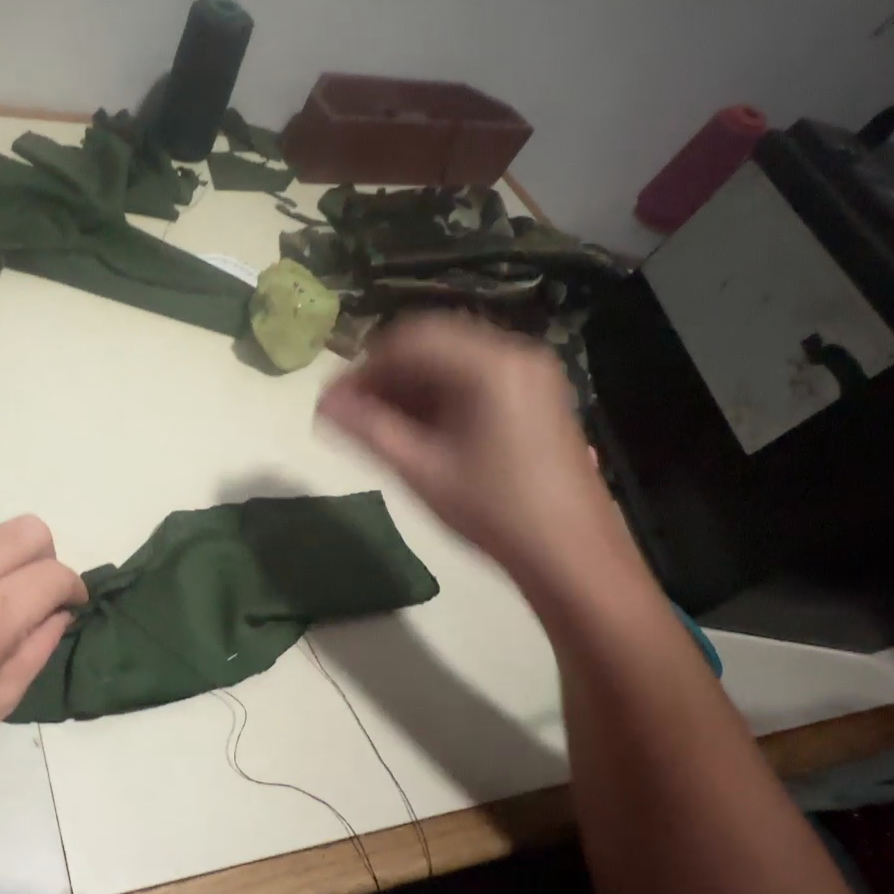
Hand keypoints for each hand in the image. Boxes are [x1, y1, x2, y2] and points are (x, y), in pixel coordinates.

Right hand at [317, 312, 636, 583]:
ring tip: (378, 429)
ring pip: (449, 362)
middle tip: (351, 417)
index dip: (362, 368)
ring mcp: (529, 375)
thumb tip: (321, 404)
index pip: (408, 340)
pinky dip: (437, 397)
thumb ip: (366, 430)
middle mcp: (514, 355)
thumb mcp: (421, 470)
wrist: (572, 553)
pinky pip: (472, 379)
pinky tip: (417, 433)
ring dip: (408, 388)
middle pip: (430, 344)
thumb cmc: (493, 511)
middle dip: (384, 377)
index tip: (332, 404)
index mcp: (489, 366)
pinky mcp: (534, 397)